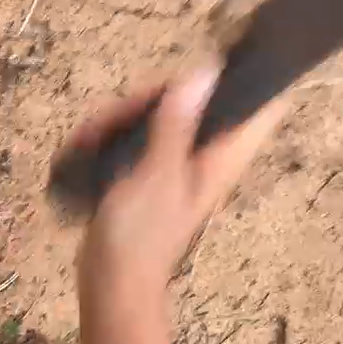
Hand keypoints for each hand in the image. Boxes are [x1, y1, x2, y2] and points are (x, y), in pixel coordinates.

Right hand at [72, 61, 285, 300]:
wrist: (111, 283)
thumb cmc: (139, 235)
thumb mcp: (155, 175)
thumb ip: (176, 125)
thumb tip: (203, 72)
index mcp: (224, 153)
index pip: (261, 100)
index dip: (245, 72)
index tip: (206, 60)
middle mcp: (205, 154)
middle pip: (192, 100)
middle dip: (148, 100)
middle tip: (111, 118)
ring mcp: (173, 165)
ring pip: (155, 119)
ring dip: (118, 122)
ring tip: (84, 141)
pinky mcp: (143, 177)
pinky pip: (133, 142)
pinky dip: (108, 142)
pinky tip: (81, 153)